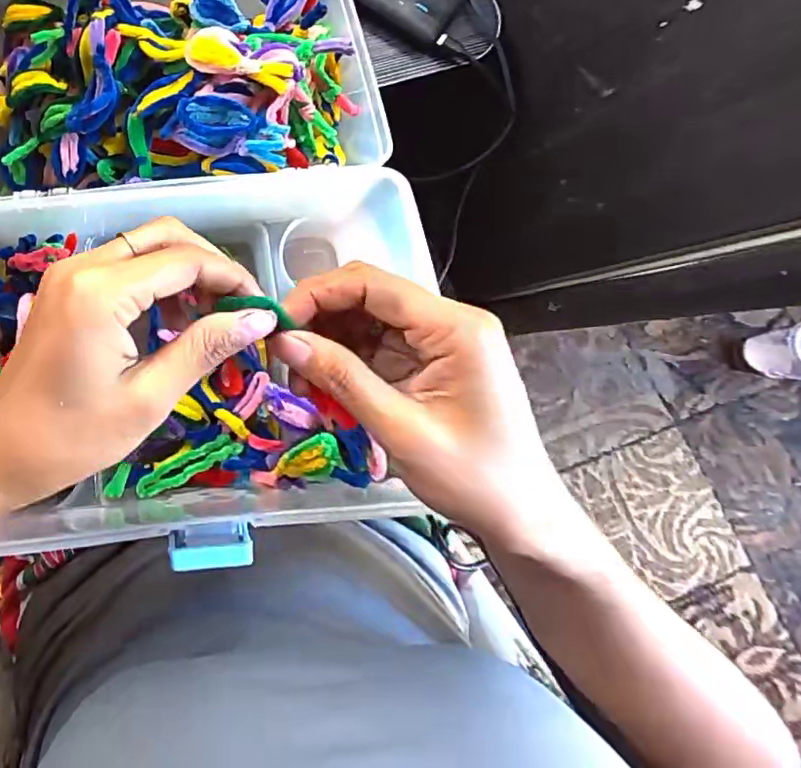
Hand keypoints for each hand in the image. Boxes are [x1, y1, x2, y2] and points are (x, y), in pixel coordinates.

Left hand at [0, 218, 275, 519]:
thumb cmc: (71, 439)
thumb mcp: (146, 398)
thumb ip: (203, 348)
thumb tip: (258, 318)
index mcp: (100, 292)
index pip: (184, 259)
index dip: (231, 278)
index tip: (261, 308)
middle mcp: (82, 266)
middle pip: (163, 234)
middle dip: (209, 264)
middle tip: (237, 307)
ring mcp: (67, 273)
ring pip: (142, 245)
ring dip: (182, 270)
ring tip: (208, 319)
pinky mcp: (63, 287)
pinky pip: (120, 265)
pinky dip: (154, 280)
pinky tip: (170, 319)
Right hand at [272, 262, 563, 543]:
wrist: (521, 517)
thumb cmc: (474, 479)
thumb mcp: (400, 429)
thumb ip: (341, 378)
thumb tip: (285, 341)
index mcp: (454, 327)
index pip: (371, 283)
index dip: (318, 295)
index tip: (278, 324)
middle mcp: (446, 321)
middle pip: (365, 294)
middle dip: (318, 318)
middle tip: (282, 353)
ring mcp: (436, 339)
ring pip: (363, 318)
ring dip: (325, 341)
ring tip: (300, 380)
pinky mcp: (425, 359)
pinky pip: (372, 344)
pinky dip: (342, 360)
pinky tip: (321, 385)